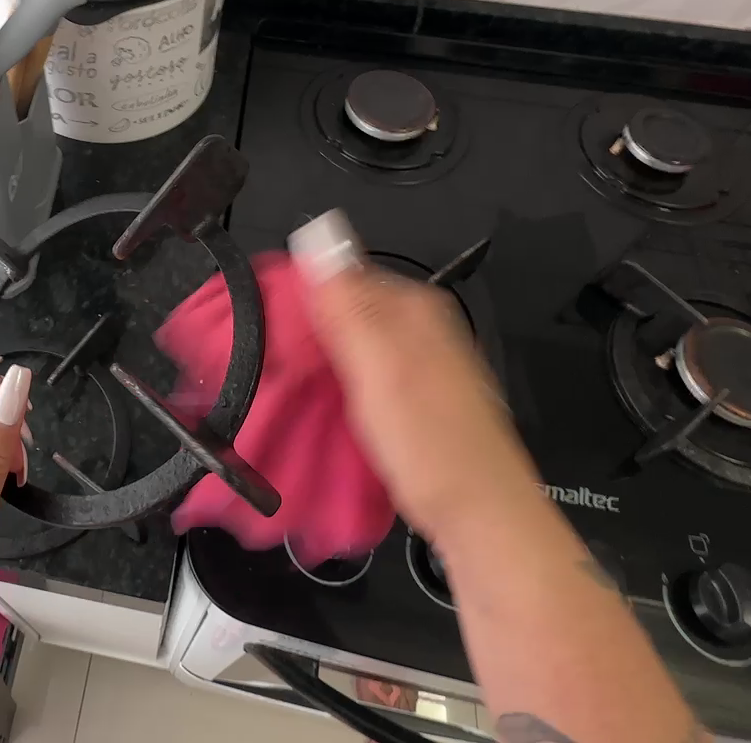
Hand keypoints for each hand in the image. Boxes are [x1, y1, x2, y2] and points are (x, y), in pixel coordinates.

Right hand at [289, 210, 532, 540]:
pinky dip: (341, 381)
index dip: (297, 295)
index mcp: (414, 307)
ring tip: (301, 386)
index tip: (271, 324)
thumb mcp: (379, 367)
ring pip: (351, 340)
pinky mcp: (415, 390)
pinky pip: (364, 369)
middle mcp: (422, 326)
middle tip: (282, 361)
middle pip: (344, 307)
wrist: (479, 515)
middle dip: (308, 329)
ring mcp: (420, 359)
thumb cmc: (438, 449)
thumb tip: (318, 235)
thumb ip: (347, 302)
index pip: (338, 271)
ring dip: (322, 357)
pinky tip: (331, 403)